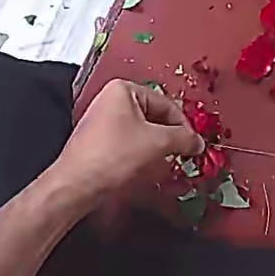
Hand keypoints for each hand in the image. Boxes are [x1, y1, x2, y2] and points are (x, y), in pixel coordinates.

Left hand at [51, 79, 202, 204]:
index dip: (183, 125)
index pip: (166, 104)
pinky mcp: (99, 139)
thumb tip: (198, 142)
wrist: (76, 185)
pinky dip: (142, 152)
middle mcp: (111, 99)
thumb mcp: (157, 143)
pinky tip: (145, 166)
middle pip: (154, 116)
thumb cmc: (114, 156)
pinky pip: (129, 140)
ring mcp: (103, 119)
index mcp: (123, 90)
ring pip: (143, 130)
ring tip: (165, 162)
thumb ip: (183, 138)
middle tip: (182, 154)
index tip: (194, 144)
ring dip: (157, 146)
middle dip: (169, 136)